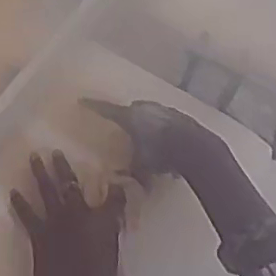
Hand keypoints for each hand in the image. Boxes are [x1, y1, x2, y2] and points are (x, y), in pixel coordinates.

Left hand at [9, 150, 124, 275]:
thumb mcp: (112, 258)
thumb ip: (109, 234)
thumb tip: (109, 219)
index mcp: (103, 221)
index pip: (113, 198)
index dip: (114, 190)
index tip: (114, 182)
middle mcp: (78, 214)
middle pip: (71, 184)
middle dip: (64, 167)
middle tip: (56, 151)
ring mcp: (56, 222)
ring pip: (47, 190)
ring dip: (40, 173)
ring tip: (33, 157)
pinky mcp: (39, 234)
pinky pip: (28, 214)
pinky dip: (20, 203)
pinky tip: (13, 191)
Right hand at [82, 99, 227, 185]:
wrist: (193, 146)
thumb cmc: (161, 154)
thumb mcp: (142, 166)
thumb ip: (130, 168)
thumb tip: (120, 176)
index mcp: (129, 116)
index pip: (105, 109)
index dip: (93, 106)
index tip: (81, 100)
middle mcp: (143, 107)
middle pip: (129, 109)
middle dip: (125, 117)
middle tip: (121, 127)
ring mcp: (161, 108)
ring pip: (147, 112)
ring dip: (144, 121)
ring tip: (145, 136)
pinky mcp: (176, 114)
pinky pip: (161, 118)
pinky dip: (158, 126)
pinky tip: (163, 140)